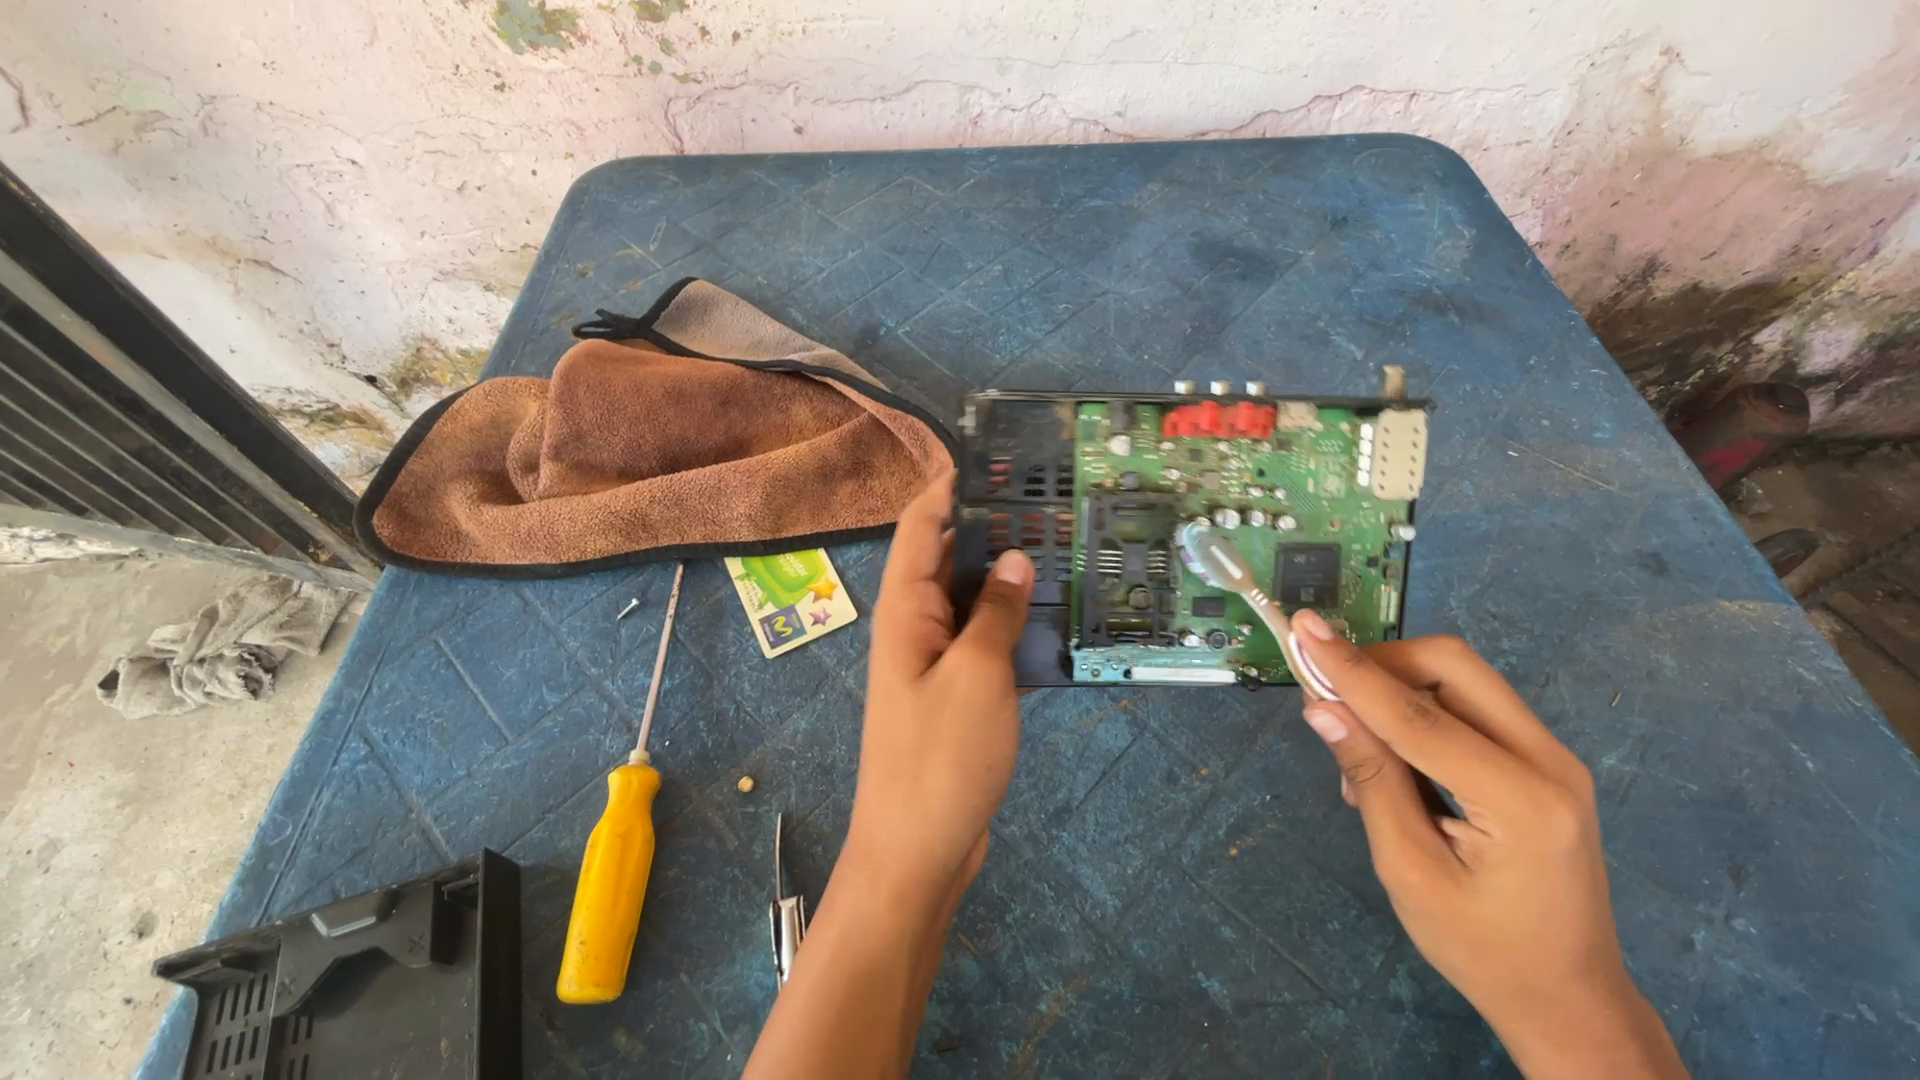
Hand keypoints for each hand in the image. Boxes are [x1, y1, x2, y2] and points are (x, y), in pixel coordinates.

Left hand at [745, 473, 1033, 1079]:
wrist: (918, 849)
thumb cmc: (940, 756)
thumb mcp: (976, 676)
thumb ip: (996, 613)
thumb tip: (1017, 558)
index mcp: (904, 610)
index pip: (920, 526)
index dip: (950, 486)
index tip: (997, 457)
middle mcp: (915, 626)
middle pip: (949, 558)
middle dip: (992, 526)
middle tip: (1051, 499)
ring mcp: (935, 661)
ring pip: (971, 600)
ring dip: (1008, 575)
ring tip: (1063, 545)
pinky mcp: (957, 693)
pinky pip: (983, 639)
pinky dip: (1012, 621)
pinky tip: (1054, 613)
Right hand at [1289, 610, 1686, 1079]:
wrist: (1568, 997)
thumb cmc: (1479, 948)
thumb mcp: (1408, 869)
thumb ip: (1370, 779)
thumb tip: (1322, 709)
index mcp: (1519, 799)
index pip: (1417, 715)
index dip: (1351, 671)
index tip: (1303, 629)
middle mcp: (1548, 760)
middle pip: (1454, 667)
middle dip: (1382, 662)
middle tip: (1328, 689)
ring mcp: (1553, 756)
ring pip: (1463, 679)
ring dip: (1398, 687)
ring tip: (1356, 739)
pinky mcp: (1543, 761)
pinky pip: (1472, 707)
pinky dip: (1420, 710)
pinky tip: (1392, 755)